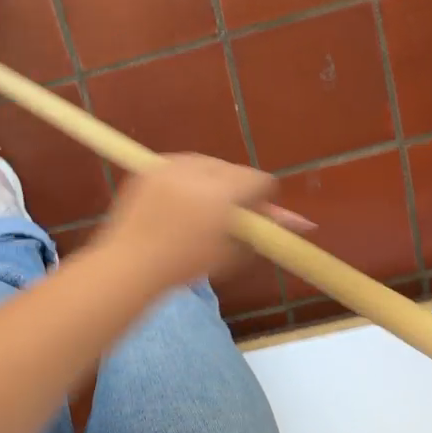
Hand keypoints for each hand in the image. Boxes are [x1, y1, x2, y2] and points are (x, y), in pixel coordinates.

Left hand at [96, 155, 296, 288]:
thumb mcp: (231, 253)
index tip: (256, 216)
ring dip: (212, 182)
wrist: (129, 265)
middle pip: (234, 170)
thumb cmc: (183, 267)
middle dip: (237, 189)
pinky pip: (181, 166)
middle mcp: (197, 172)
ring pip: (208, 166)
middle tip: (228, 215)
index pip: (260, 181)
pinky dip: (187, 180)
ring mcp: (170, 167)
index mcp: (222, 194)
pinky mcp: (151, 167)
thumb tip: (302, 223)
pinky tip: (180, 203)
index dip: (263, 199)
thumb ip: (263, 232)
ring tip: (202, 211)